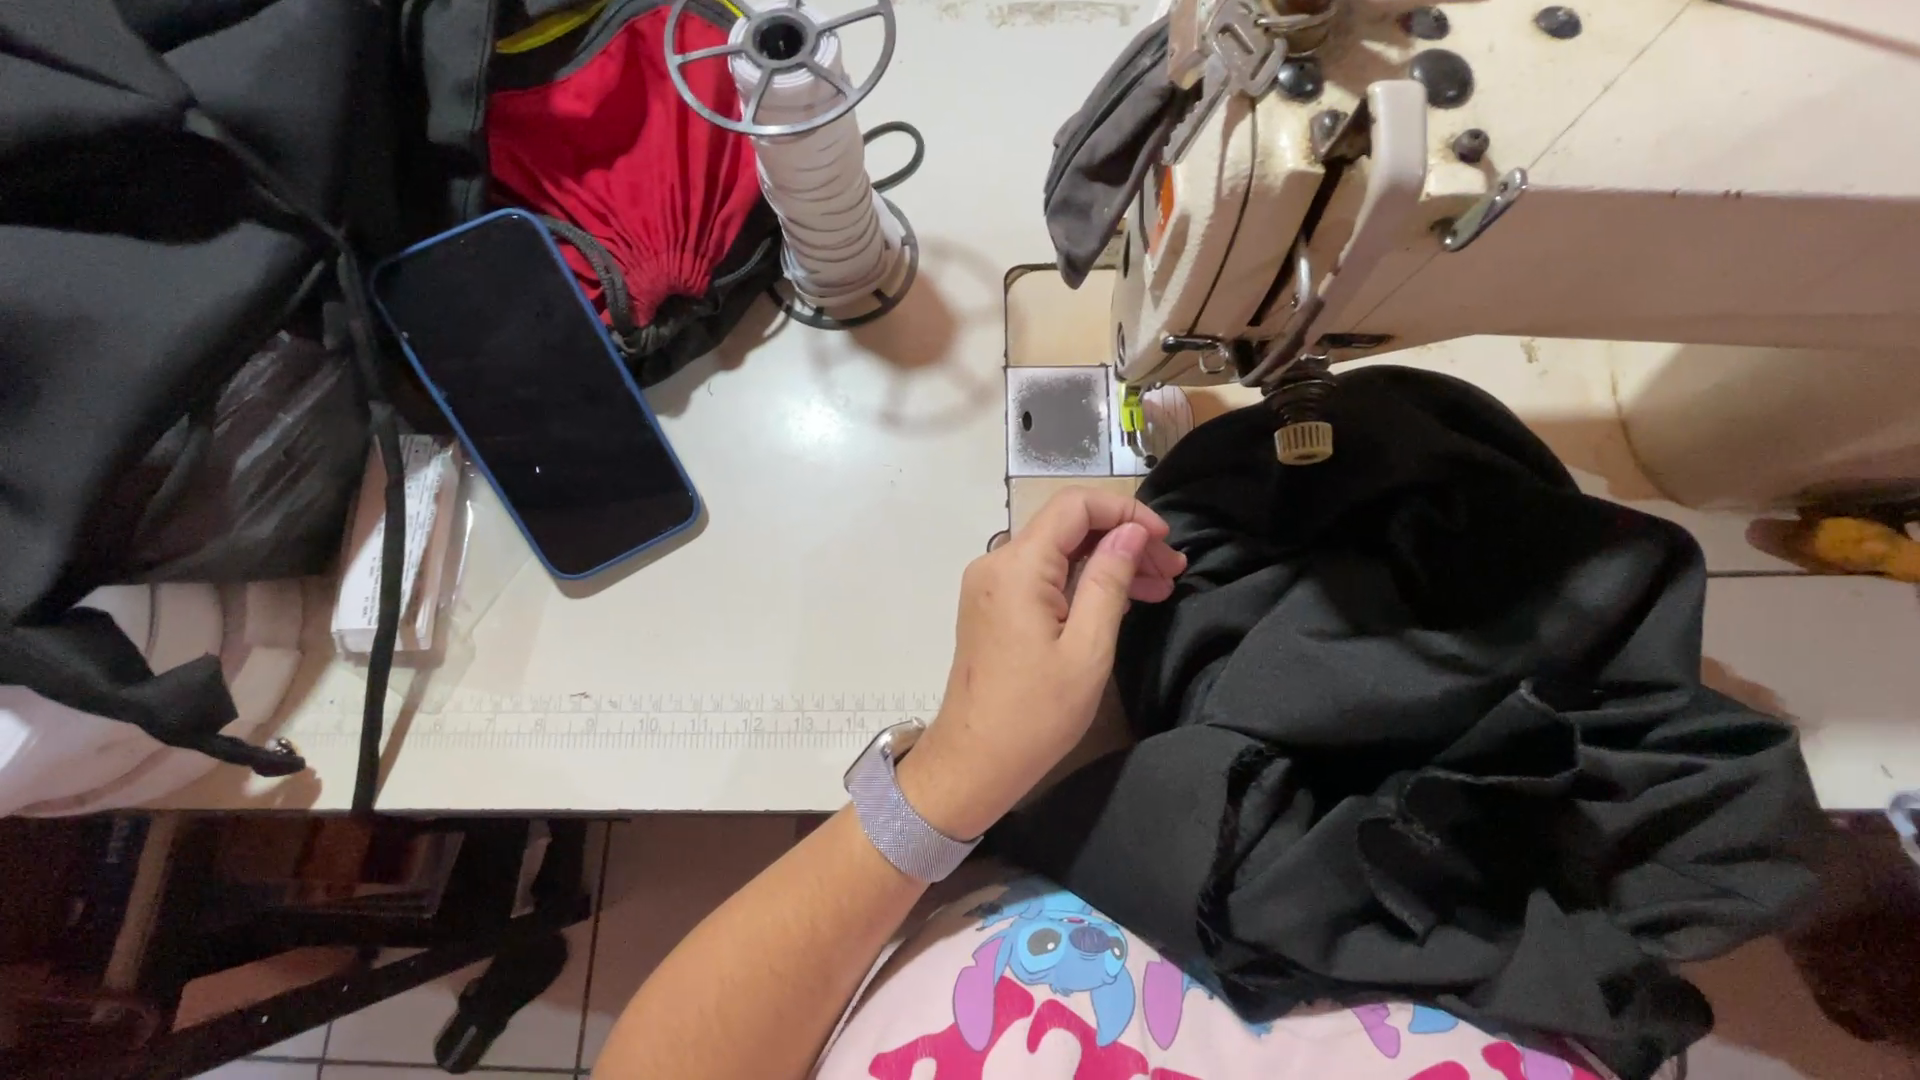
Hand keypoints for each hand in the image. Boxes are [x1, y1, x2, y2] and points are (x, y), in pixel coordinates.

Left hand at [899, 487, 1186, 838]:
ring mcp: (990, 584)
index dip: (1125, 511)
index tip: (1164, 538)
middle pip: (1067, 527)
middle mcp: (996, 563)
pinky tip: (1122, 600)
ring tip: (1159, 587)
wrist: (974, 760)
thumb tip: (1130, 531)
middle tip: (1172, 570)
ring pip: (1058, 552)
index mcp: (1018, 567)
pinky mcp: (993, 605)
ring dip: (1108, 562)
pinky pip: (1043, 576)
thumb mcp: (1087, 648)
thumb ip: (1109, 580)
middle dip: (1123, 540)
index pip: (1074, 506)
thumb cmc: (1036, 714)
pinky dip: (1082, 581)